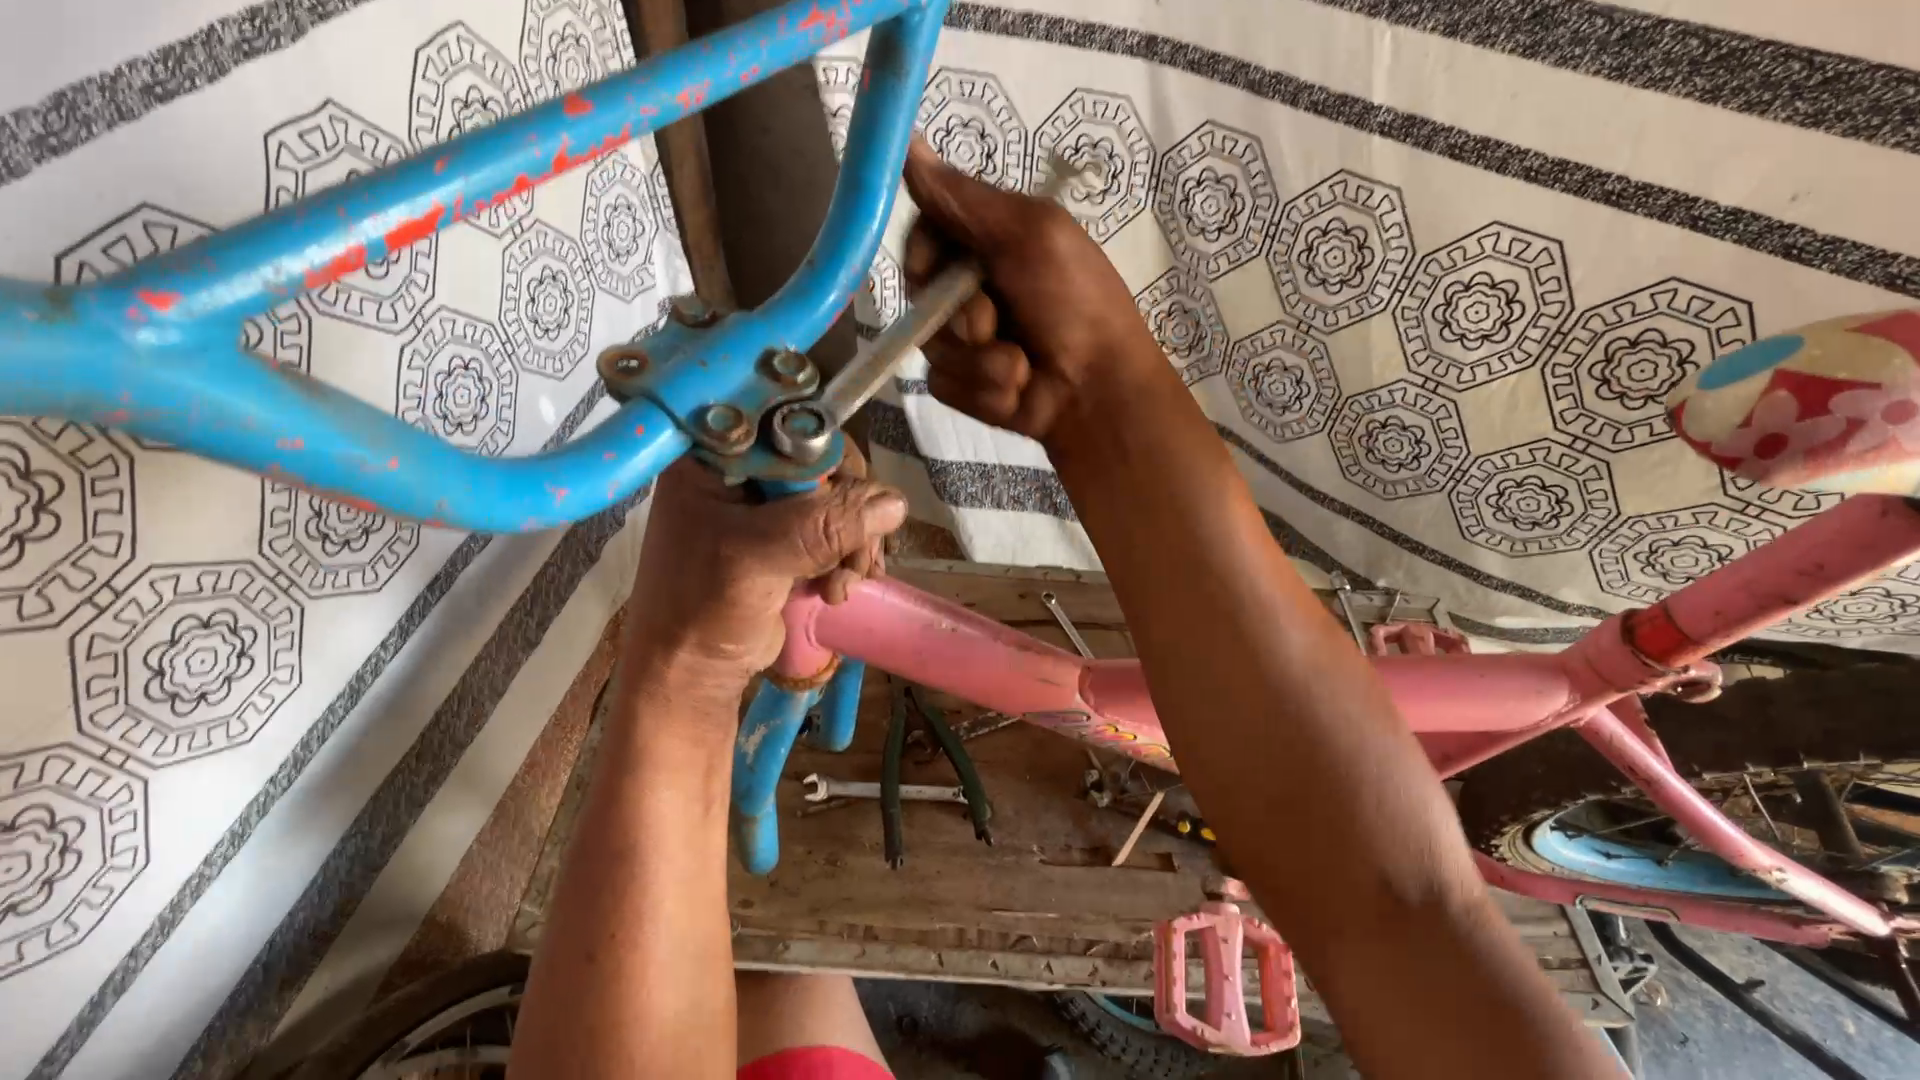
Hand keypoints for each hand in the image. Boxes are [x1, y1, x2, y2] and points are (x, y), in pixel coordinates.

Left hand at [623, 448, 906, 694]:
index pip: (787, 422)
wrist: (691, 671)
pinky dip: (850, 554)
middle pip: (824, 460)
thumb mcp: (756, 558)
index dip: (825, 457)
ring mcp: (766, 502)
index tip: (845, 501)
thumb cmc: (700, 608)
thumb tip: (894, 504)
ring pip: (839, 495)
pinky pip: (838, 525)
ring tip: (842, 584)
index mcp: (712, 453)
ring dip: (854, 540)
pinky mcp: (787, 533)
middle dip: (847, 512)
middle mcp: (742, 467)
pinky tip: (840, 586)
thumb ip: (822, 527)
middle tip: (853, 557)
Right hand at [903, 138, 1162, 444]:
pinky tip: (1019, 392)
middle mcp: (972, 289)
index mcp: (989, 243)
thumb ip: (964, 197)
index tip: (933, 269)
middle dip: (958, 314)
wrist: (1100, 390)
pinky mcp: (965, 387)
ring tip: (1022, 365)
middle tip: (995, 322)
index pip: (922, 234)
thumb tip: (906, 141)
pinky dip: (984, 390)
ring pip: (930, 344)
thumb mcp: (1028, 234)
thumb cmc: (1076, 302)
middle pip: (918, 292)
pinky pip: (944, 384)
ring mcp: (966, 342)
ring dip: (980, 358)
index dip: (921, 254)